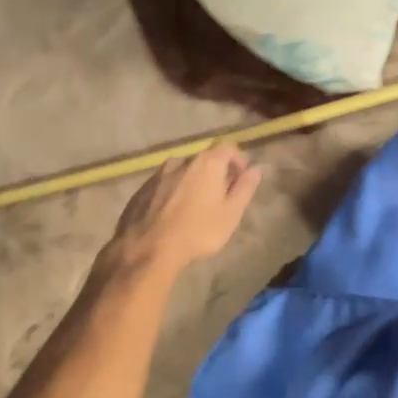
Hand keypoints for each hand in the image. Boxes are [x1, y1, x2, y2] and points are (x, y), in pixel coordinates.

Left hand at [102, 146, 262, 278]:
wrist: (145, 250)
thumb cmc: (198, 231)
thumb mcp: (231, 213)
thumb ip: (245, 187)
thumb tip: (256, 169)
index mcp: (207, 163)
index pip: (228, 147)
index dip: (238, 160)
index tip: (241, 179)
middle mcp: (181, 161)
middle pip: (204, 159)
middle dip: (216, 173)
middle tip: (221, 197)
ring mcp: (157, 175)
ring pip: (182, 171)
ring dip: (192, 182)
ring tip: (195, 206)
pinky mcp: (141, 190)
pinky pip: (164, 184)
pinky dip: (172, 192)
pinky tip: (172, 215)